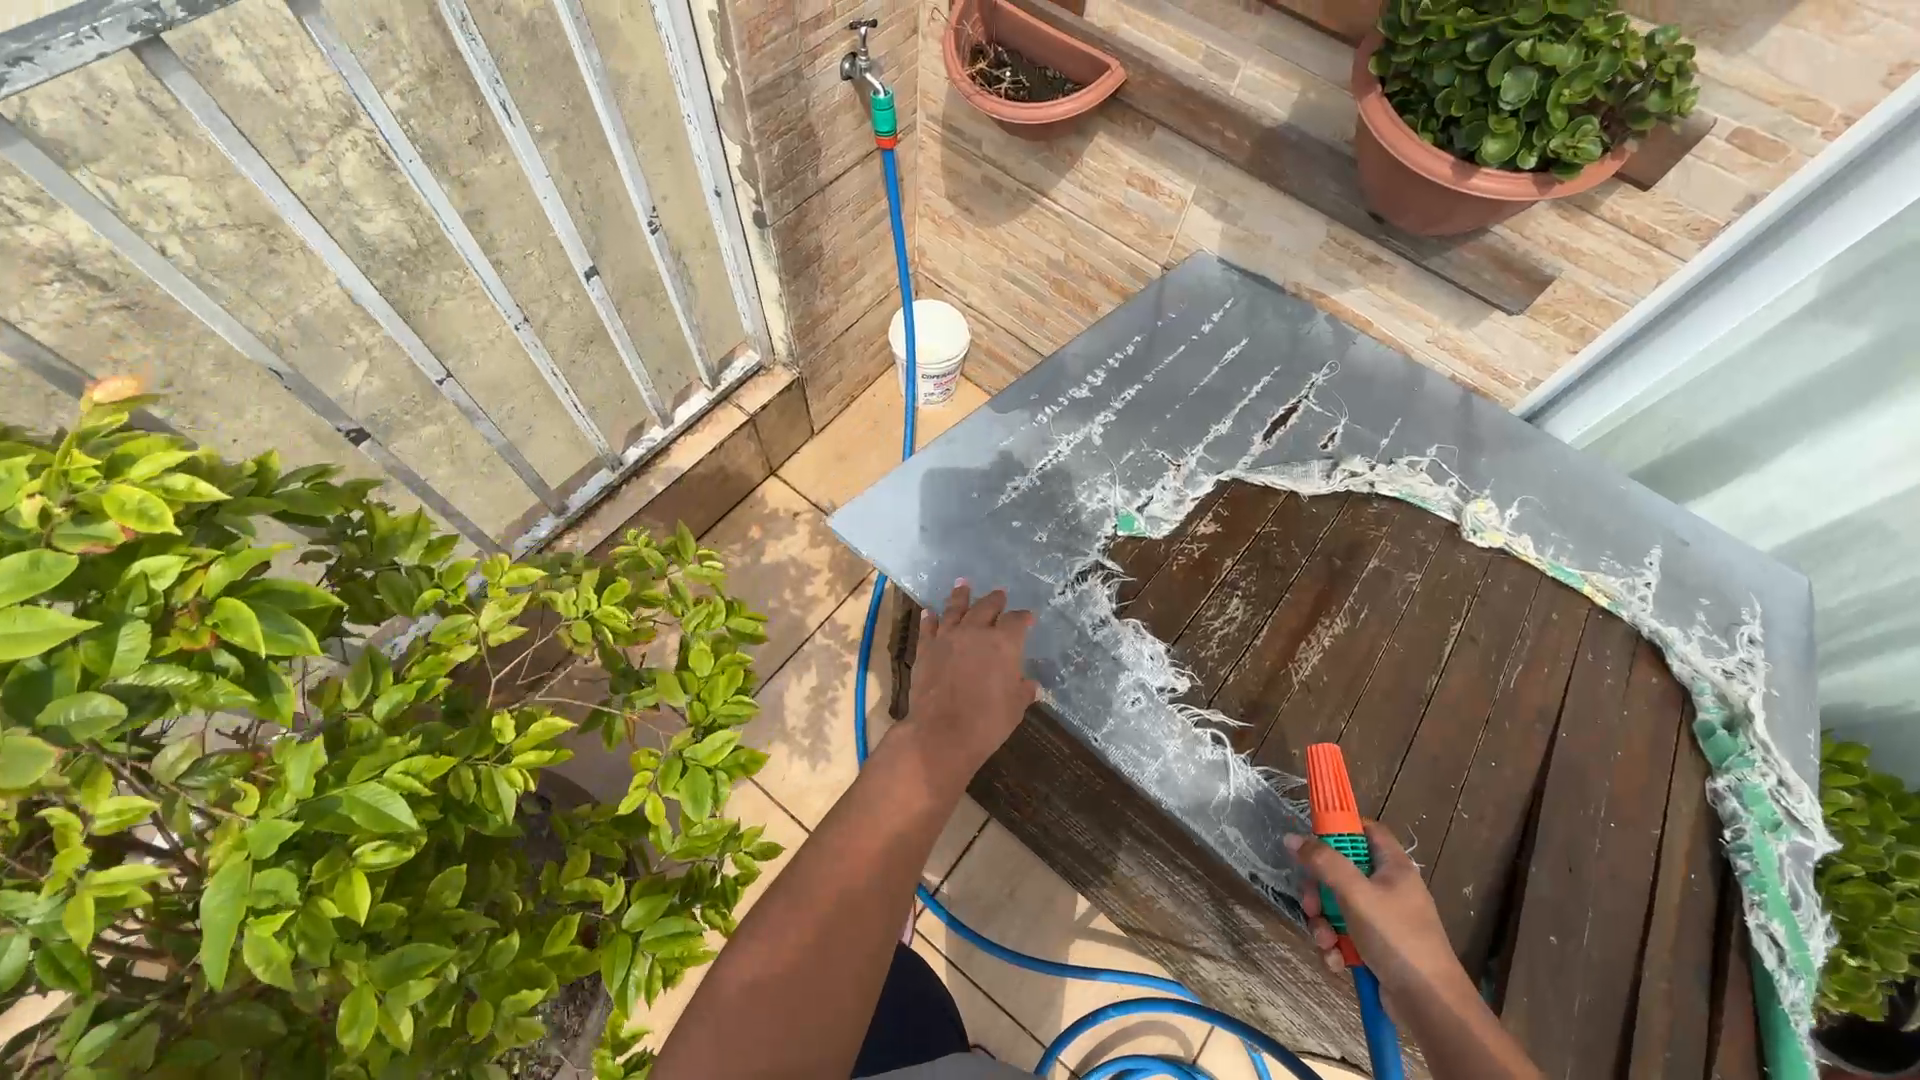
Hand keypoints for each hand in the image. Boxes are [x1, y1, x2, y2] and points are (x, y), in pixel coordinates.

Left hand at [901, 580, 1038, 775]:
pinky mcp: (925, 649)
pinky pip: (928, 627)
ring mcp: (947, 638)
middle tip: (999, 594)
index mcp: (1004, 643)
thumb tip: (1030, 685)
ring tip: (963, 583)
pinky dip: (930, 618)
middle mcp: (975, 632)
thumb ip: (1022, 691)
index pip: (1017, 621)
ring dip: (960, 595)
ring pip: (955, 609)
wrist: (942, 732)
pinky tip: (929, 612)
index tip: (1028, 617)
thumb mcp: (1015, 707)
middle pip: (986, 607)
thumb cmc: (987, 722)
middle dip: (995, 600)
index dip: (1023, 618)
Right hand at [1285, 821, 1472, 1002]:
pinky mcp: (1375, 947)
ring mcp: (1381, 920)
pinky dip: (1336, 947)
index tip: (1312, 838)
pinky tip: (1337, 960)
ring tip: (1327, 942)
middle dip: (1319, 891)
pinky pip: (1344, 935)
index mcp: (1393, 867)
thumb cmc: (1396, 937)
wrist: (1429, 1004)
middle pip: (1341, 872)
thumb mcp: (1356, 894)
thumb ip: (1323, 863)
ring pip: (1337, 907)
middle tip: (1312, 905)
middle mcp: (1388, 889)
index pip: (1367, 830)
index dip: (1340, 829)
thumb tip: (1292, 838)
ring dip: (1324, 924)